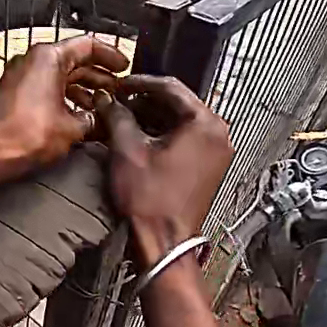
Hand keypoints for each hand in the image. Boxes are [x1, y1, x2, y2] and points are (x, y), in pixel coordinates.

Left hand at [0, 36, 127, 201]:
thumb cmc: (25, 135)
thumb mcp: (73, 128)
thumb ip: (94, 119)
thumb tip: (103, 120)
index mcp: (49, 57)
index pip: (88, 45)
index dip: (111, 55)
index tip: (124, 67)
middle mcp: (33, 60)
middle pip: (75, 60)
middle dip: (99, 75)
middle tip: (118, 89)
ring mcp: (22, 76)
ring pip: (61, 75)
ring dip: (83, 88)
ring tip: (101, 105)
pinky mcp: (15, 93)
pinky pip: (46, 87)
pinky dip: (65, 97)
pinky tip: (78, 115)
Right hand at [99, 75, 231, 264]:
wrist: (164, 243)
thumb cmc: (151, 201)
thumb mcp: (127, 150)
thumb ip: (117, 116)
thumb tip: (108, 100)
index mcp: (205, 124)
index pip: (170, 87)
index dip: (139, 84)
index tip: (119, 86)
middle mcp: (218, 135)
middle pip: (177, 105)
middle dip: (144, 103)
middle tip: (117, 104)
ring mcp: (215, 153)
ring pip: (179, 123)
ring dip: (151, 120)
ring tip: (122, 122)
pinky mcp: (207, 168)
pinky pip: (184, 141)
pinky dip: (162, 137)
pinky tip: (137, 141)